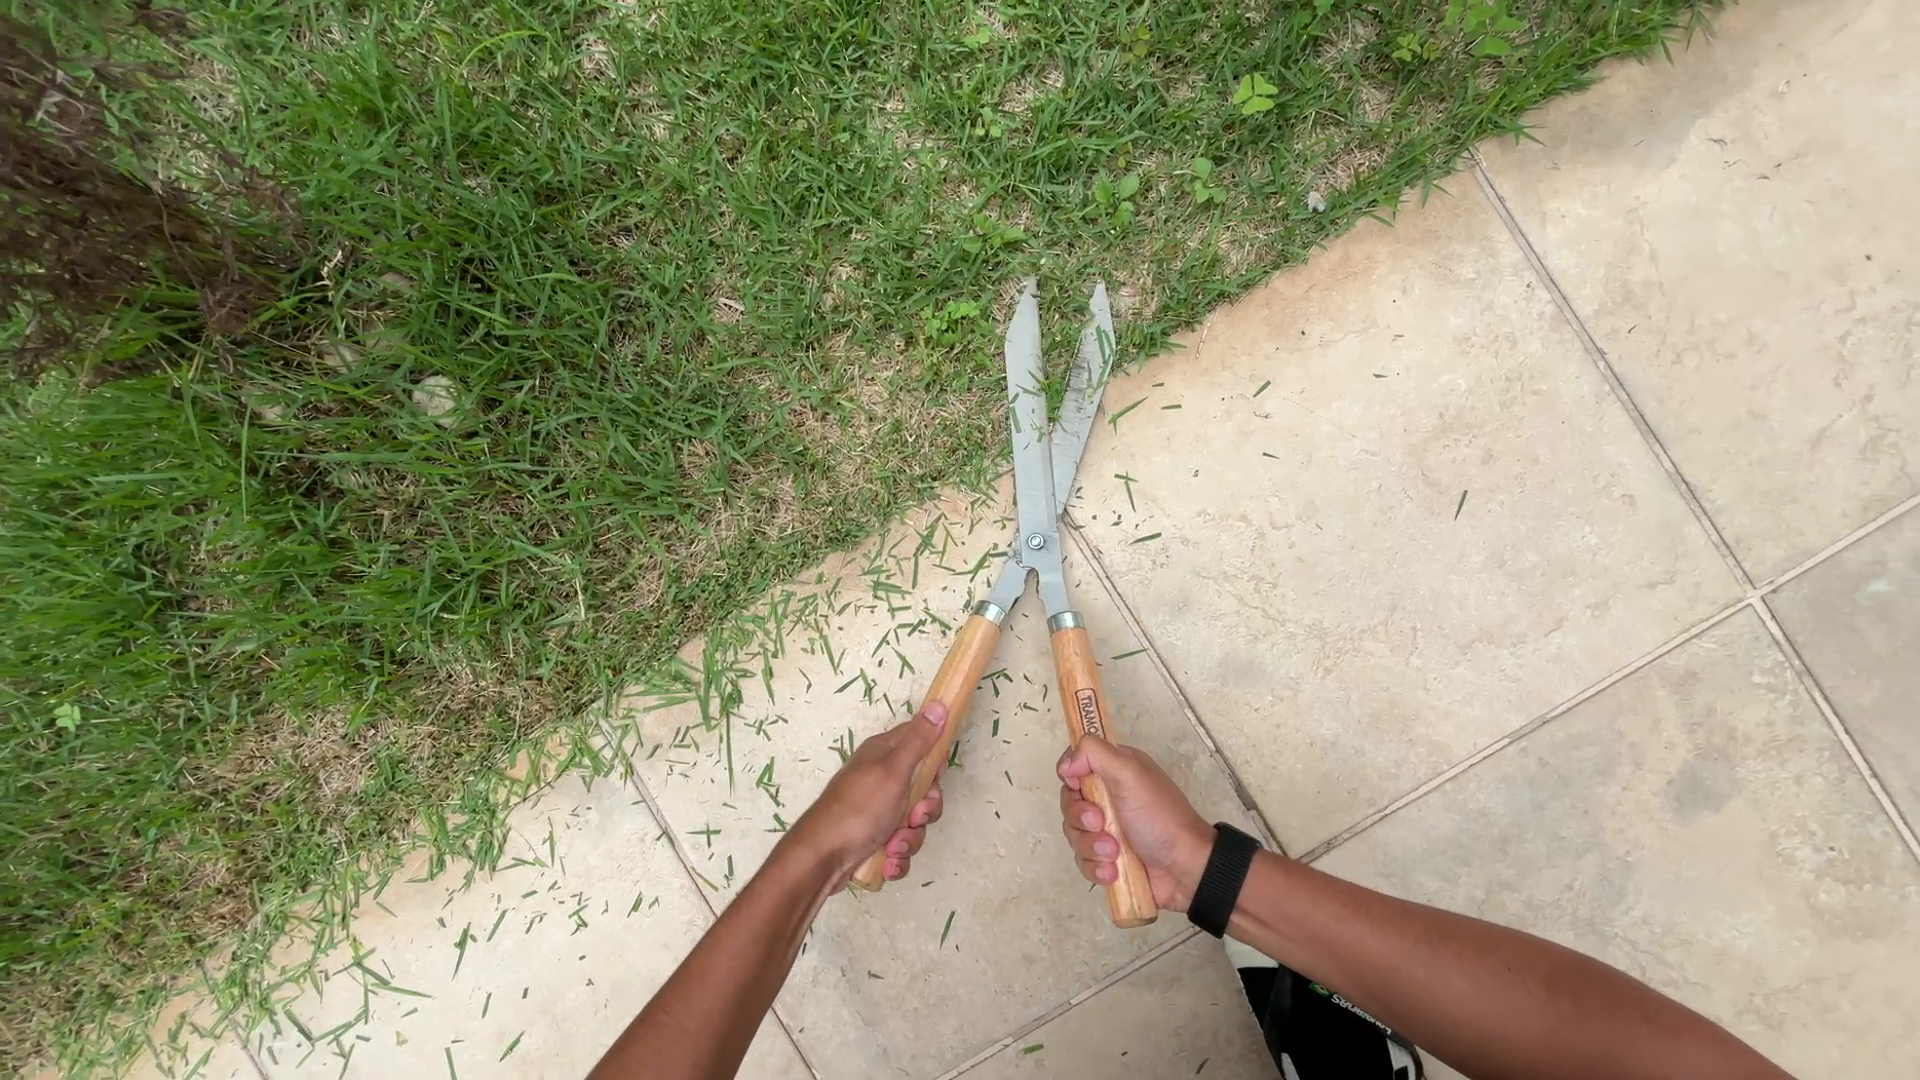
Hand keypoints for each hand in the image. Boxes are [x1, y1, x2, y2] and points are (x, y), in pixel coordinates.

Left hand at [788, 702, 948, 883]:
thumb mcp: (893, 770)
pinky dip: (898, 857)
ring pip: (914, 822)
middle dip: (924, 811)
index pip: (921, 742)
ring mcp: (878, 809)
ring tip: (892, 847)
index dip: (934, 761)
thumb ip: (919, 741)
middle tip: (913, 817)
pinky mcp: (875, 837)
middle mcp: (882, 778)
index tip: (934, 777)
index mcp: (884, 754)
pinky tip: (887, 863)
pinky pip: (901, 845)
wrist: (821, 859)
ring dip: (909, 839)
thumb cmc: (858, 809)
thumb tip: (938, 704)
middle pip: (924, 789)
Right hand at [1057, 737, 1213, 911]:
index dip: (1070, 776)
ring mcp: (1107, 829)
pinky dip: (1095, 867)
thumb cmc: (1159, 816)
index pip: (1074, 764)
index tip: (1078, 786)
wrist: (1185, 869)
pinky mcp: (1107, 859)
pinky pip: (1083, 861)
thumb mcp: (1129, 772)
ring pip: (1074, 833)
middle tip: (1101, 823)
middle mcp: (1108, 796)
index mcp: (1114, 770)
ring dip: (1091, 846)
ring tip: (1114, 854)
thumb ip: (1094, 753)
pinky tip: (1113, 872)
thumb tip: (1066, 764)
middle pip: (1069, 801)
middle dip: (1081, 817)